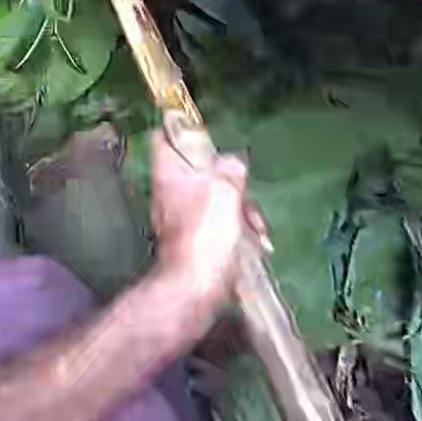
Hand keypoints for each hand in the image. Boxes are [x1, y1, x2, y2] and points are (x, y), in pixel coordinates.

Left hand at [147, 113, 265, 317]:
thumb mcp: (225, 190)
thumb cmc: (205, 234)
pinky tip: (257, 245)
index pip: (164, 137)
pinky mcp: (195, 240)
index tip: (207, 134)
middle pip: (200, 169)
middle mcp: (170, 190)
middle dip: (230, 180)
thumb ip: (230, 169)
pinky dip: (237, 230)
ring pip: (214, 197)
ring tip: (258, 230)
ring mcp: (181, 216)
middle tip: (246, 195)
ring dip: (241, 209)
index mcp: (169, 172)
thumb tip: (232, 163)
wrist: (195, 291)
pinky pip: (218, 223)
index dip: (181, 129)